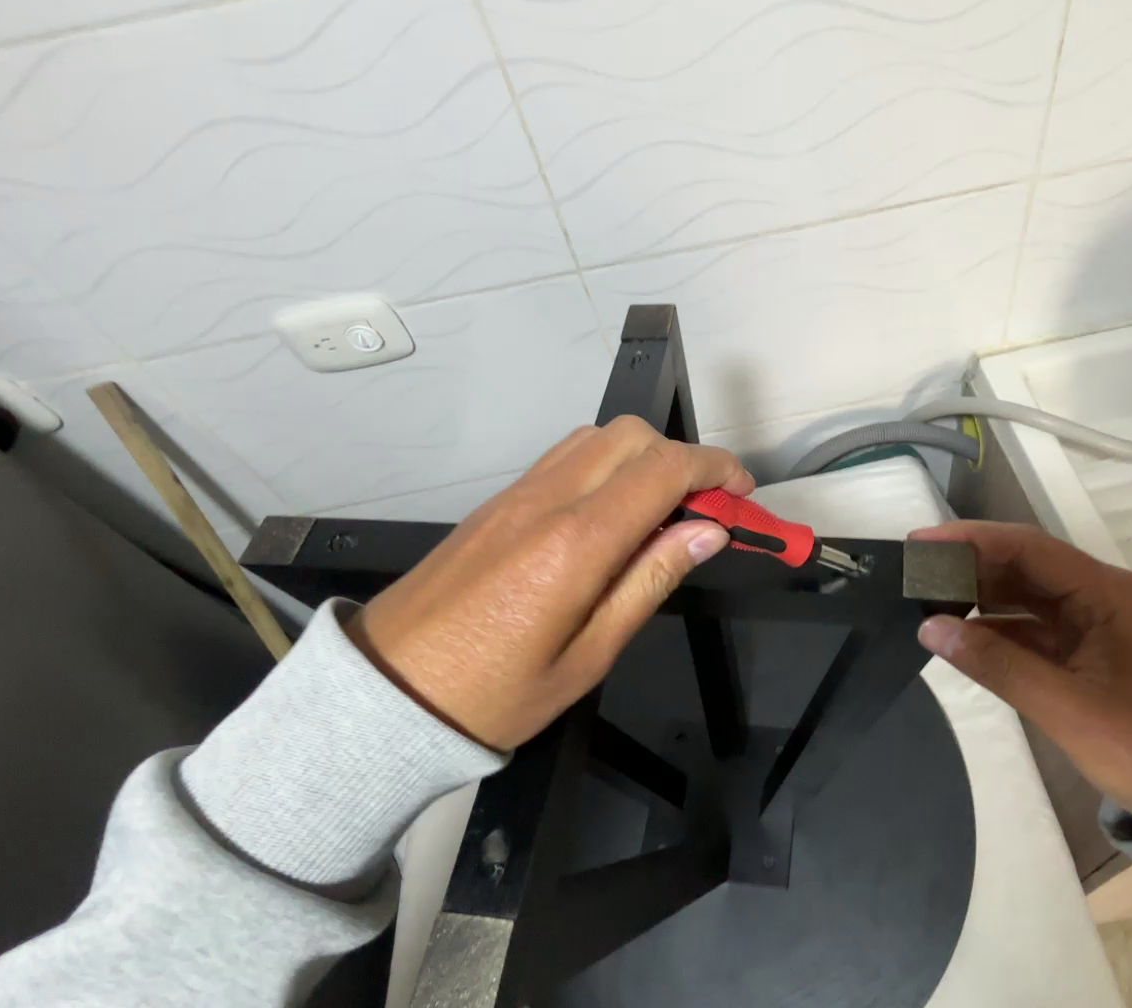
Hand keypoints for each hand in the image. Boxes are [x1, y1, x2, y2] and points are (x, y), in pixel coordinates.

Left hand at [347, 417, 752, 750]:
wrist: (389, 691)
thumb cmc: (495, 694)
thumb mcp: (588, 657)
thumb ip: (649, 582)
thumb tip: (706, 533)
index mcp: (575, 544)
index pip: (663, 470)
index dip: (715, 470)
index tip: (743, 495)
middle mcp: (546, 501)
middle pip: (631, 436)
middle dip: (683, 458)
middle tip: (706, 509)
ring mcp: (517, 495)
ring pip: (597, 438)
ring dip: (644, 457)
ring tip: (663, 511)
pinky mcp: (498, 502)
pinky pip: (565, 457)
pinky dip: (606, 464)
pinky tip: (613, 512)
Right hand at [909, 522, 1131, 832]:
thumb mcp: (1070, 710)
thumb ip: (998, 665)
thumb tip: (930, 627)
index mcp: (1109, 594)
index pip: (1028, 548)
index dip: (970, 539)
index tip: (917, 542)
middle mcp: (1104, 597)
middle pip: (1026, 566)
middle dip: (970, 566)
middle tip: (912, 575)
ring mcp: (1100, 625)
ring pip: (1029, 596)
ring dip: (982, 597)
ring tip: (926, 601)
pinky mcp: (1094, 652)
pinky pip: (1038, 628)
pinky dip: (1001, 630)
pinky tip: (964, 636)